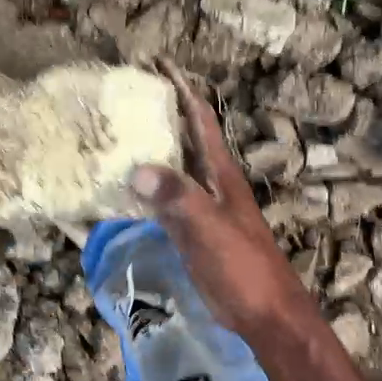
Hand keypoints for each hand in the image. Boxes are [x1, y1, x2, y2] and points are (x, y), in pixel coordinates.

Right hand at [129, 62, 292, 332]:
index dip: (181, 90)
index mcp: (220, 172)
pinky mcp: (189, 230)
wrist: (267, 316)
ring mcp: (200, 206)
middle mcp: (209, 182)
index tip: (158, 63)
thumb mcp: (210, 228)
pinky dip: (142, 184)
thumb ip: (177, 198)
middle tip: (124, 92)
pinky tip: (120, 184)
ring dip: (149, 145)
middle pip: (183, 136)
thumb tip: (137, 168)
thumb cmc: (244, 267)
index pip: (199, 119)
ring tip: (115, 129)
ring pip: (171, 165)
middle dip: (159, 111)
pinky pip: (161, 196)